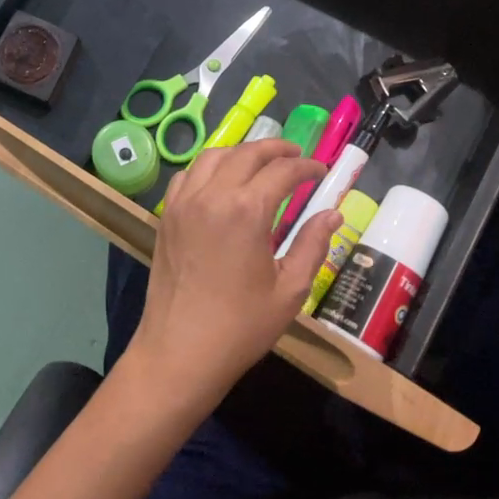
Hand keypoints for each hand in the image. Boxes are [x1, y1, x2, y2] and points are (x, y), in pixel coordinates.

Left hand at [130, 140, 342, 401]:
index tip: (321, 170)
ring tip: (261, 162)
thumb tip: (332, 214)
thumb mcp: (290, 289)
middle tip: (296, 156)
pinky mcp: (166, 215)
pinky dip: (208, 168)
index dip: (306, 167)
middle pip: (246, 154)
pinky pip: (187, 175)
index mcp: (246, 210)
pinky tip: (221, 181)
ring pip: (212, 156)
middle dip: (275, 150)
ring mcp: (183, 202)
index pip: (281, 172)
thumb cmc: (242, 325)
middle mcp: (211, 195)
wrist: (181, 348)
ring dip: (240, 153)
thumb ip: (311, 245)